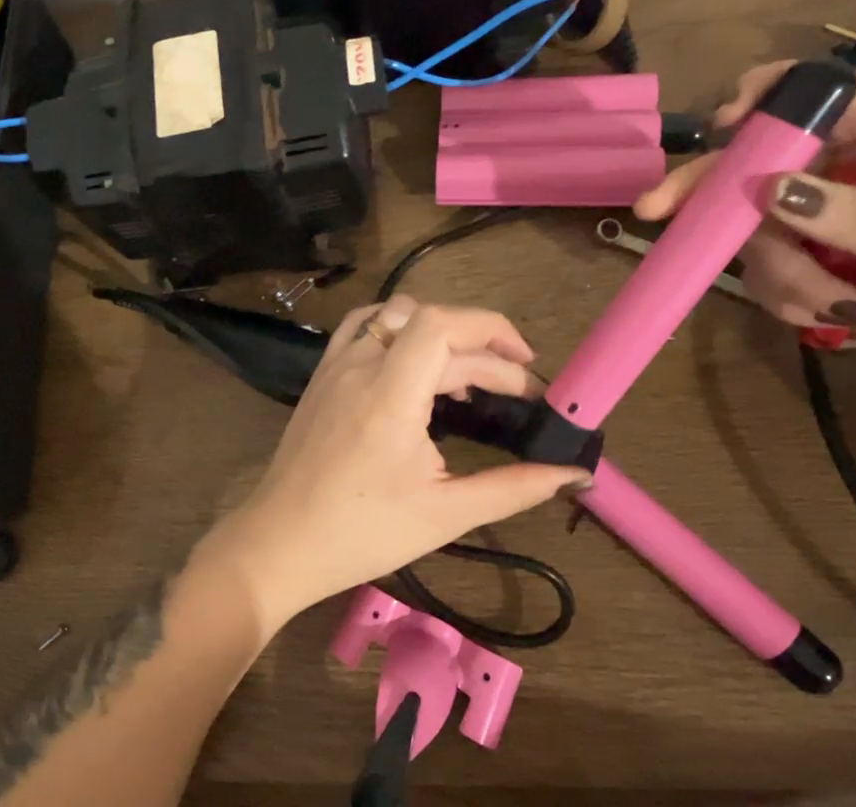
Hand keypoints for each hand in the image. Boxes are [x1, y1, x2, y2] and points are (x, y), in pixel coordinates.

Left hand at [196, 296, 591, 633]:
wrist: (281, 542)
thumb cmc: (363, 533)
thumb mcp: (446, 514)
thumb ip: (514, 487)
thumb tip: (574, 473)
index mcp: (390, 394)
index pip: (444, 326)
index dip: (494, 334)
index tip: (529, 375)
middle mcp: (359, 366)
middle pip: (427, 322)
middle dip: (481, 346)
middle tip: (514, 391)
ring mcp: (334, 366)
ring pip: (391, 314)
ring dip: (438, 329)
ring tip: (468, 370)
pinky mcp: (320, 376)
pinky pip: (362, 327)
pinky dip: (397, 330)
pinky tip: (416, 364)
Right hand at [635, 61, 855, 394]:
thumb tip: (766, 190)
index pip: (829, 94)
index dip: (773, 96)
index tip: (723, 122)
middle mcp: (853, 174)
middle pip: (761, 164)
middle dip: (713, 194)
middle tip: (656, 211)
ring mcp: (826, 224)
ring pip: (757, 231)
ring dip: (786, 275)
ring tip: (843, 309)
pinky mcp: (811, 268)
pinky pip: (764, 273)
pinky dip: (791, 300)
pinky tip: (839, 320)